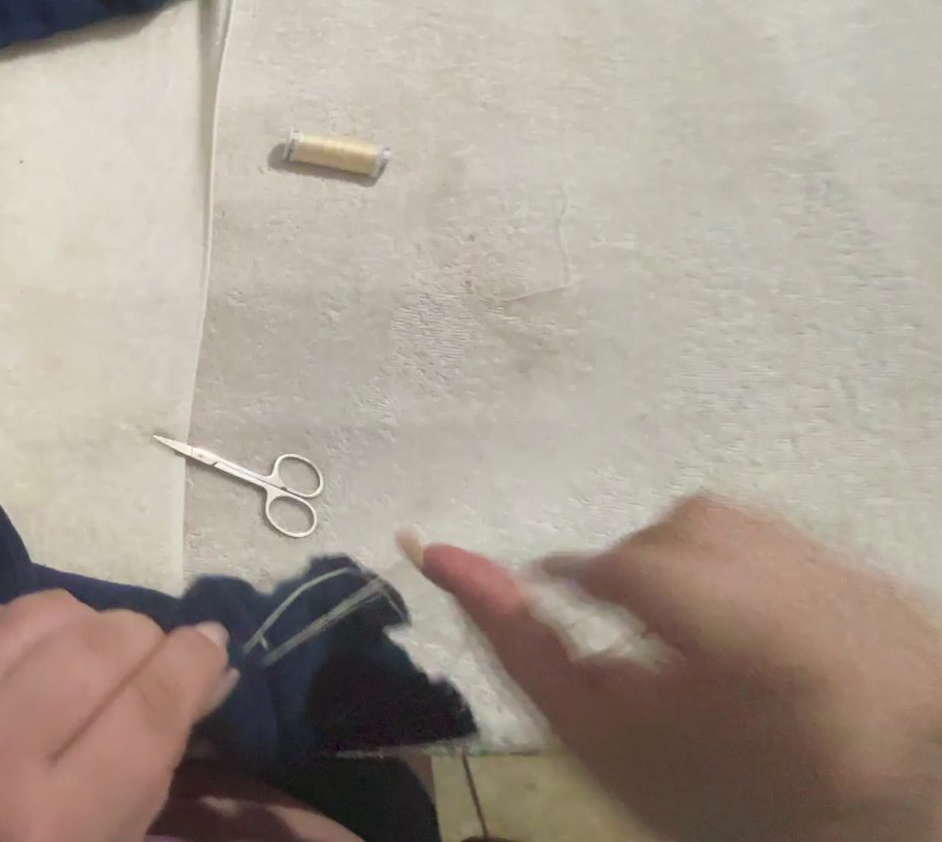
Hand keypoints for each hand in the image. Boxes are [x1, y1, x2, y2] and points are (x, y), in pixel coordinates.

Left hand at [0, 590, 234, 841]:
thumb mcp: (95, 841)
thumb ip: (152, 760)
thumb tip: (208, 666)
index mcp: (47, 824)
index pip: (144, 713)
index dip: (191, 666)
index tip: (214, 642)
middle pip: (104, 645)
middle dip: (147, 637)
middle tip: (155, 653)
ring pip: (60, 609)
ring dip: (96, 623)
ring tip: (97, 655)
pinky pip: (14, 604)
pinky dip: (47, 619)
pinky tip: (45, 651)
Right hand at [419, 495, 941, 841]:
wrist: (837, 828)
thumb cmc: (700, 791)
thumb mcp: (590, 734)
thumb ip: (508, 638)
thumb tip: (432, 550)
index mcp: (765, 666)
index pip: (650, 572)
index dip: (587, 577)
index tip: (563, 594)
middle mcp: (843, 624)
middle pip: (693, 530)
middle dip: (636, 565)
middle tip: (626, 619)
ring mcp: (881, 605)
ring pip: (737, 517)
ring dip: (679, 552)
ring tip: (677, 614)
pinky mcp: (897, 594)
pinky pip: (790, 531)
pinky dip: (736, 555)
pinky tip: (733, 612)